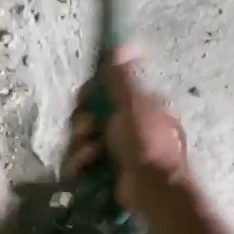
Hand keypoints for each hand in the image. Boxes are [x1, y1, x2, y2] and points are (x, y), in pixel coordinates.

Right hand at [68, 46, 188, 212]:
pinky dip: (81, 166)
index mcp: (138, 108)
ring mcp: (116, 153)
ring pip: (81, 142)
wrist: (153, 189)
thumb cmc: (147, 144)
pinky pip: (81, 163)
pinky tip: (89, 169)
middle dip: (83, 126)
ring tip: (93, 156)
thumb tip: (126, 43)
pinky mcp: (105, 173)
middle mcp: (127, 128)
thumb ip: (124, 77)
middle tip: (90, 132)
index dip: (88, 97)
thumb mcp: (134, 104)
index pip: (102, 94)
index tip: (83, 101)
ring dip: (81, 148)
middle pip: (88, 119)